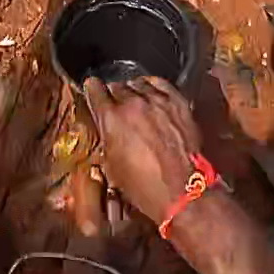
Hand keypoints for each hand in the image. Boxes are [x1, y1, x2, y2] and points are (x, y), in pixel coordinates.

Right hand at [81, 75, 203, 228]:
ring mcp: (156, 100)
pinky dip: (153, 86)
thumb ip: (105, 138)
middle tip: (116, 106)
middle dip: (114, 95)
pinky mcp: (176, 101)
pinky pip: (160, 83)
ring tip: (136, 101)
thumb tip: (105, 129)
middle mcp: (132, 103)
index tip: (93, 90)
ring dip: (134, 91)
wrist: (181, 191)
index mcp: (111, 118)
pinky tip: (152, 93)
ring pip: (138, 82)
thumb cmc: (144, 185)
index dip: (92, 90)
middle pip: (117, 86)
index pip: (95, 89)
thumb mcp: (111, 166)